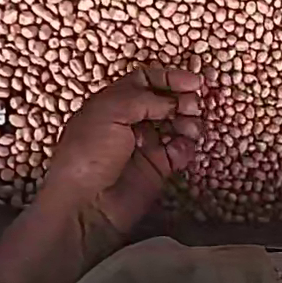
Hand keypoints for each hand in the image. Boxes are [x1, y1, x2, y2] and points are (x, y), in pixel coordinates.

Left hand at [38, 67, 203, 235]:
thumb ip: (143, 99)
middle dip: (182, 99)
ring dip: (188, 121)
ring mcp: (145, 145)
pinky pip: (180, 151)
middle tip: (194, 105)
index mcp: (113, 103)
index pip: (145, 80)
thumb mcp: (109, 113)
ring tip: (192, 127)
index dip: (169, 78)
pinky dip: (186, 146)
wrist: (87, 204)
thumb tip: (173, 101)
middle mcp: (130, 121)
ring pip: (176, 124)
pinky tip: (184, 148)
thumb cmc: (88, 154)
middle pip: (165, 101)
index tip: (192, 81)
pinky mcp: (158, 168)